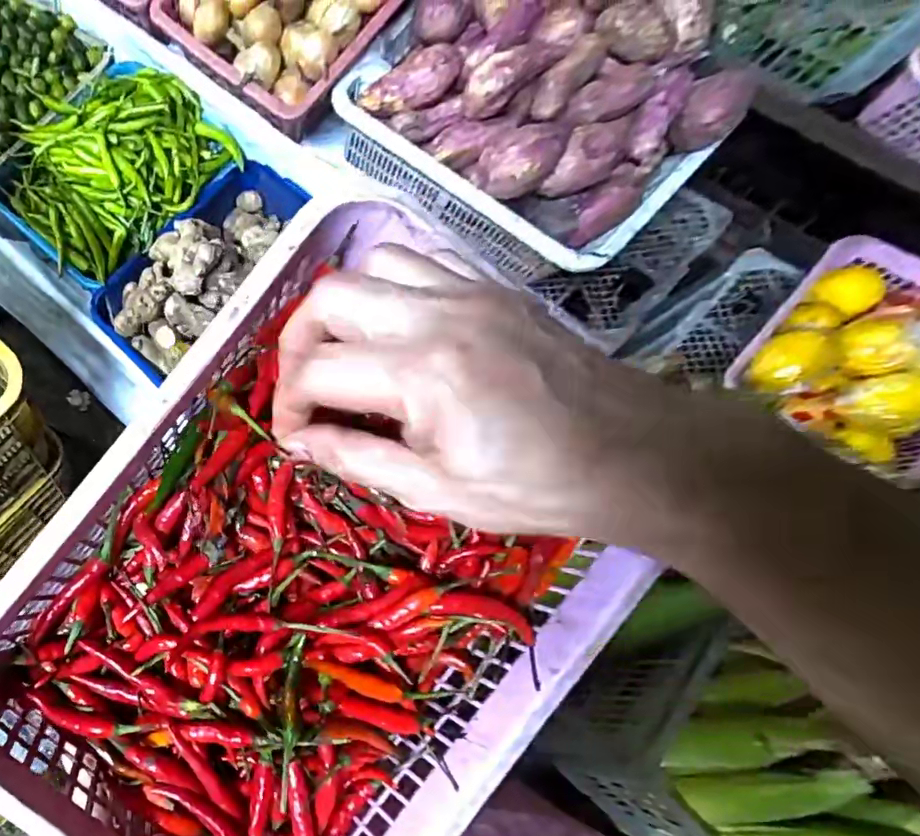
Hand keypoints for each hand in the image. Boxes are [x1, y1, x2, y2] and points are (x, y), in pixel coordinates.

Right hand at [271, 244, 743, 543]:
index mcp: (421, 374)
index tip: (294, 438)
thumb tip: (301, 443)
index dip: (288, 407)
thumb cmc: (532, 487)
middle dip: (297, 346)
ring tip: (345, 356)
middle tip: (305, 392)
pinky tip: (393, 329)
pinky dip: (388, 287)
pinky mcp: (492, 286)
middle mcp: (437, 314)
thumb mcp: (434, 492)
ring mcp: (468, 291)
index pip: (316, 371)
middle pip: (328, 298)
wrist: (631, 453)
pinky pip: (420, 259)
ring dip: (341, 309)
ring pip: (371, 264)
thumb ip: (357, 460)